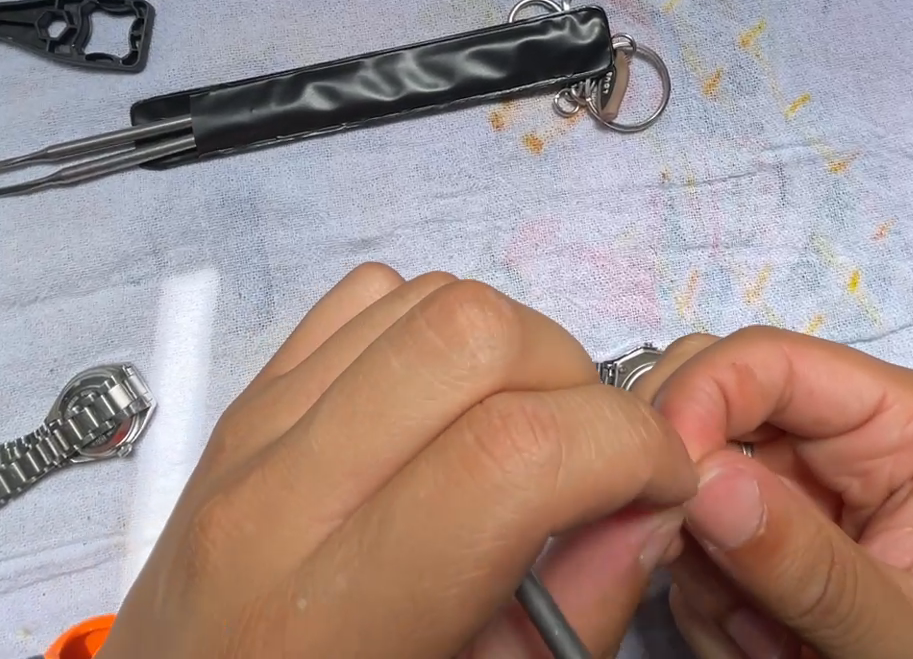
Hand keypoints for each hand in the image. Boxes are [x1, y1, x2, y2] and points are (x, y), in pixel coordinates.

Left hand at [103, 264, 698, 658]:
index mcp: (337, 615)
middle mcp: (281, 490)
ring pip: (424, 298)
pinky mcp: (250, 392)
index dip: (623, 445)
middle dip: (570, 376)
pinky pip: (364, 297)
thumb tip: (651, 502)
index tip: (662, 478)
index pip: (508, 452)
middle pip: (467, 338)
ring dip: (511, 344)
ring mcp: (255, 422)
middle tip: (589, 447)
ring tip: (523, 418)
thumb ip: (576, 612)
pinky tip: (444, 392)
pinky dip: (433, 321)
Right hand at [626, 329, 912, 658]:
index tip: (666, 484)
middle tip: (703, 571)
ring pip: (688, 470)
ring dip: (702, 560)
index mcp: (900, 421)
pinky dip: (705, 593)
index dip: (701, 398)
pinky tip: (764, 647)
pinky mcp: (766, 529)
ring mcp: (795, 482)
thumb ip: (818, 571)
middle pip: (709, 394)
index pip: (768, 358)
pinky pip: (691, 531)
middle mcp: (836, 434)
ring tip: (770, 645)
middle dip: (689, 481)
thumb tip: (701, 480)